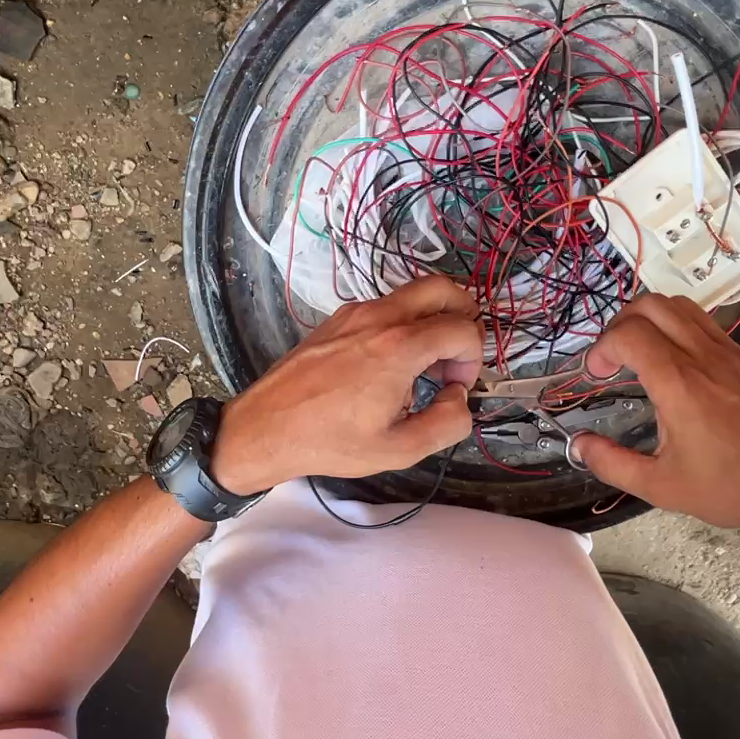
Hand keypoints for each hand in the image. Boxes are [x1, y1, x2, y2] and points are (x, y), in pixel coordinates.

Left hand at [210, 276, 482, 494]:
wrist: (266, 428)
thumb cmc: (331, 442)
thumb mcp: (400, 449)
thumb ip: (448, 423)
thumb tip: (458, 396)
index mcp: (399, 347)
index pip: (462, 328)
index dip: (473, 358)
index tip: (455, 387)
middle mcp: (379, 317)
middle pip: (443, 289)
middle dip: (463, 317)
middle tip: (455, 357)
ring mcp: (355, 312)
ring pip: (412, 294)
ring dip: (432, 321)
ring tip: (422, 367)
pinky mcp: (337, 319)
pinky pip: (385, 307)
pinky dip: (403, 324)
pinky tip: (389, 367)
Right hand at [571, 294, 739, 555]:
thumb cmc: (734, 490)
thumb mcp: (661, 488)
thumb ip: (611, 464)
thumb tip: (578, 445)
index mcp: (680, 384)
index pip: (628, 334)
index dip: (601, 347)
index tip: (597, 375)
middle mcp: (705, 358)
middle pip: (651, 304)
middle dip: (620, 323)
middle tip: (614, 358)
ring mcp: (734, 354)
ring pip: (682, 307)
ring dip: (651, 320)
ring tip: (642, 354)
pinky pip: (707, 326)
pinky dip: (680, 331)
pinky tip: (680, 370)